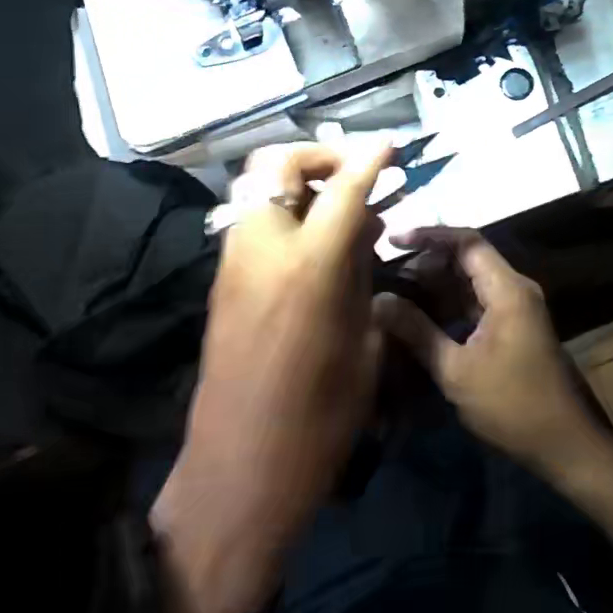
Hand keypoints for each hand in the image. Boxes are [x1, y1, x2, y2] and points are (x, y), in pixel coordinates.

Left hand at [152, 141, 391, 612]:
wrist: (241, 468)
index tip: (391, 144)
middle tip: (355, 174)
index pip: (344, 188)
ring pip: (257, 190)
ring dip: (298, 183)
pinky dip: (282, 213)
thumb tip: (363, 231)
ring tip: (339, 208)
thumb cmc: (321, 418)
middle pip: (277, 164)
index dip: (370, 159)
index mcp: (310, 265)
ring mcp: (233, 262)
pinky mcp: (221, 282)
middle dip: (318, 156)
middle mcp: (263, 248)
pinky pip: (251, 223)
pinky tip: (313, 243)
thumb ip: (361, 275)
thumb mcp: (364, 343)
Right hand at [375, 227, 609, 476]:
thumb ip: (416, 331)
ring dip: (436, 286)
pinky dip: (450, 306)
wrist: (562, 442)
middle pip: (468, 260)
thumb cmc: (510, 403)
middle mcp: (515, 290)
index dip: (429, 236)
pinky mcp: (514, 328)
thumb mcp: (455, 369)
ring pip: (471, 283)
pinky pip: (478, 304)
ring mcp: (516, 309)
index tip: (393, 240)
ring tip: (396, 295)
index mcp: (507, 289)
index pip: (467, 242)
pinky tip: (420, 319)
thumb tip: (379, 300)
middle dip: (427, 263)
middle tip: (388, 274)